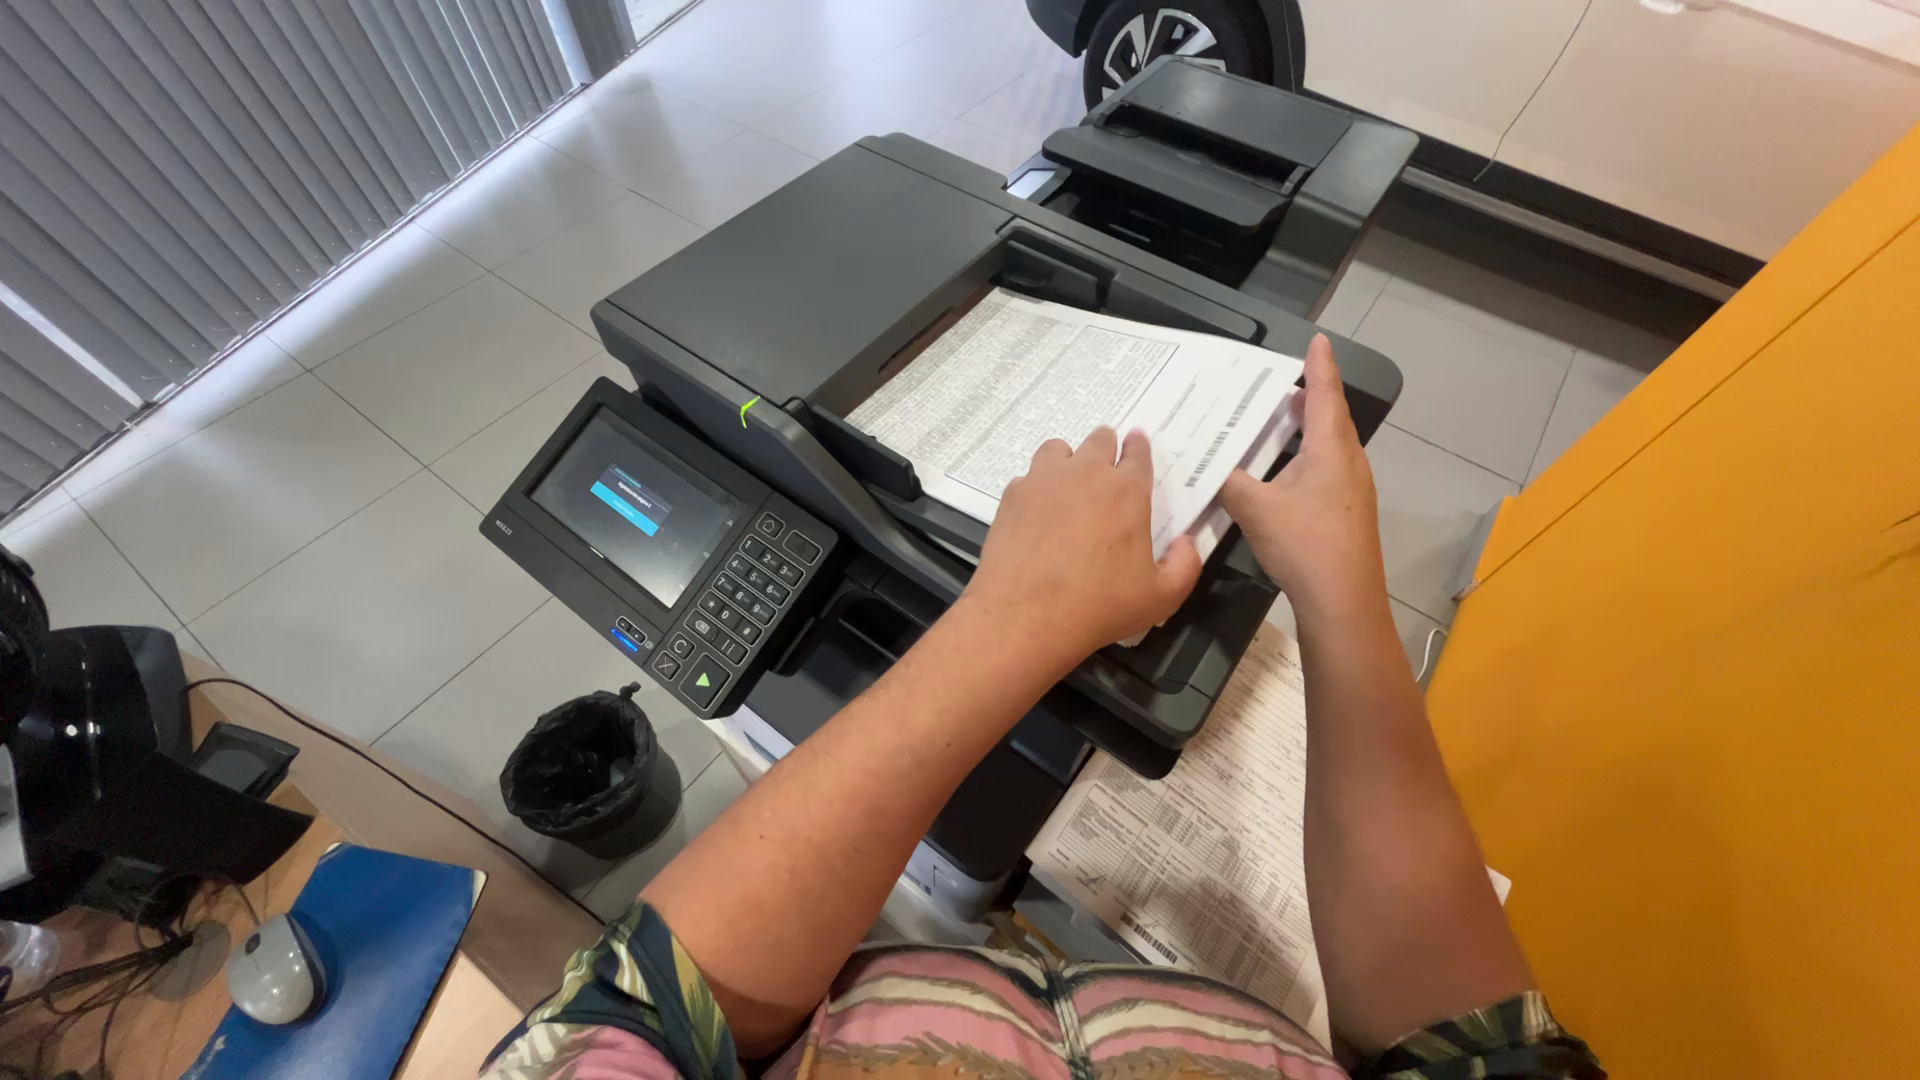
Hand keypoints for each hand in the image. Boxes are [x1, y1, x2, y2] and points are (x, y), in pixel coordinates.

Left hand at [964, 427, 1202, 668]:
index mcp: (1126, 491)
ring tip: (1067, 485)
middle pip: (1099, 440)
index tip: (1137, 444)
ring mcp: (1043, 481)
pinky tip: (1036, 513)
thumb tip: (1186, 543)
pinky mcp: (1011, 496)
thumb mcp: (1160, 598)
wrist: (1025, 615)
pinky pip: (1026, 478)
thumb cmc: (1098, 605)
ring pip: (1057, 449)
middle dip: (1106, 447)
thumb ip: (1184, 566)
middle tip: (1104, 468)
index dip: (1139, 447)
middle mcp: (1085, 474)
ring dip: (1067, 460)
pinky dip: (1035, 489)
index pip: (1138, 452)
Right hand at [1220, 334, 1390, 621]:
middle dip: (1313, 398)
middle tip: (1287, 385)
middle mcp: (1348, 463)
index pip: (1325, 396)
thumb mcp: (1255, 508)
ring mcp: (1353, 490)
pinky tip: (1289, 472)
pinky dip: (1309, 457)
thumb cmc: (1303, 544)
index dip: (1320, 367)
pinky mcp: (1348, 513)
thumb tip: (1207, 466)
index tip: (1319, 340)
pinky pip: (1329, 469)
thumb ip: (1229, 482)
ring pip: (1332, 447)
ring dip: (1311, 430)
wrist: (1342, 599)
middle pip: (1332, 420)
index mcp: (1330, 451)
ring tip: (1286, 421)